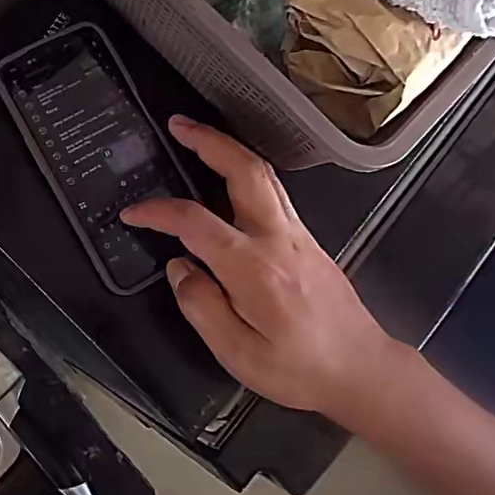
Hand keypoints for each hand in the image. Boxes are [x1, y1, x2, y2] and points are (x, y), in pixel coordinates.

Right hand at [121, 116, 408, 415]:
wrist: (361, 369)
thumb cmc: (300, 369)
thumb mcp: (238, 354)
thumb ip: (201, 306)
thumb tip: (179, 268)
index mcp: (254, 268)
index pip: (195, 222)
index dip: (157, 211)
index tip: (133, 213)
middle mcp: (278, 239)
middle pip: (244, 170)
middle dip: (208, 141)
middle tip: (178, 125)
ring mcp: (297, 235)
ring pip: (264, 174)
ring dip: (229, 148)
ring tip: (199, 137)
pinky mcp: (307, 240)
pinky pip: (274, 191)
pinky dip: (246, 170)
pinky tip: (231, 176)